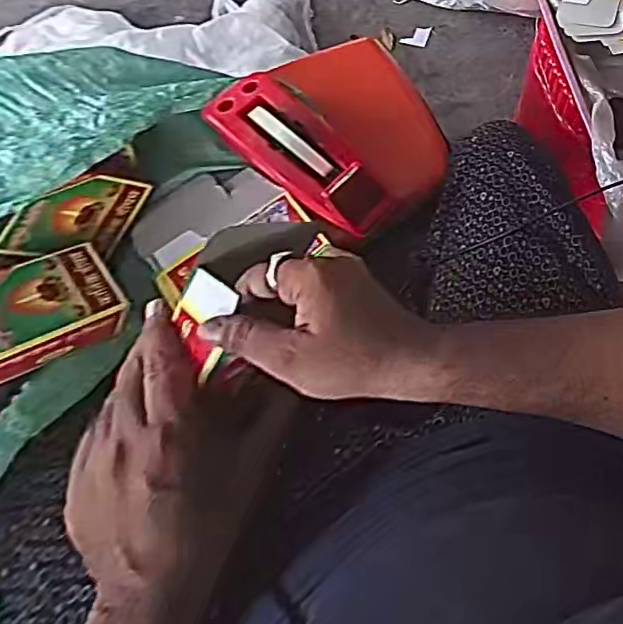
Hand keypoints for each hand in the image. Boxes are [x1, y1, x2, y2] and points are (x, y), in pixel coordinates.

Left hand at [66, 303, 292, 623]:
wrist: (149, 590)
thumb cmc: (206, 527)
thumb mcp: (251, 465)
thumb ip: (272, 412)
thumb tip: (285, 374)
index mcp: (168, 431)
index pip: (158, 361)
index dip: (160, 328)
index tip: (163, 307)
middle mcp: (123, 438)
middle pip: (129, 372)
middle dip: (147, 349)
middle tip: (167, 339)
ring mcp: (93, 460)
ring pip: (111, 399)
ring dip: (133, 382)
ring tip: (157, 386)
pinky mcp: (75, 480)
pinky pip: (97, 429)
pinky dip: (118, 414)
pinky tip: (138, 427)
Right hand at [203, 255, 438, 401]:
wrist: (409, 361)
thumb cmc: (359, 360)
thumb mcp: (289, 358)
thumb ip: (246, 338)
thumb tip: (212, 325)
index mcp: (311, 272)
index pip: (254, 274)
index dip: (236, 302)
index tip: (227, 327)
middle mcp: (330, 262)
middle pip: (276, 278)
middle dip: (260, 309)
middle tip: (253, 342)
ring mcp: (347, 271)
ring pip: (297, 285)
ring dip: (283, 311)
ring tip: (282, 344)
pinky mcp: (358, 284)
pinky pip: (319, 290)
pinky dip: (306, 310)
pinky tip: (307, 339)